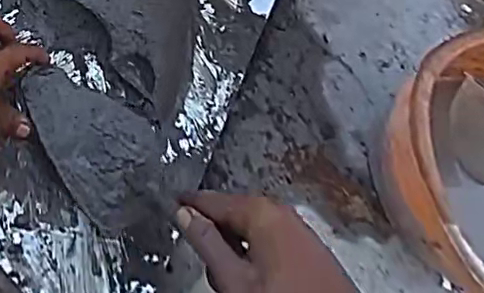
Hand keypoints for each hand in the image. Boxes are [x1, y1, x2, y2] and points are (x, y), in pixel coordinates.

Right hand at [175, 191, 358, 292]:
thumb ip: (207, 245)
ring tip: (232, 283)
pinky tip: (258, 284)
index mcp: (260, 211)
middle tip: (207, 266)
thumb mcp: (236, 282)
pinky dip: (257, 258)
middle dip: (218, 235)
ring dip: (238, 251)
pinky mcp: (310, 250)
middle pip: (235, 215)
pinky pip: (272, 244)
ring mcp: (298, 229)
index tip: (173, 205)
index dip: (192, 205)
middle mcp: (280, 211)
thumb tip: (184, 214)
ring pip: (254, 232)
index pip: (215, 200)